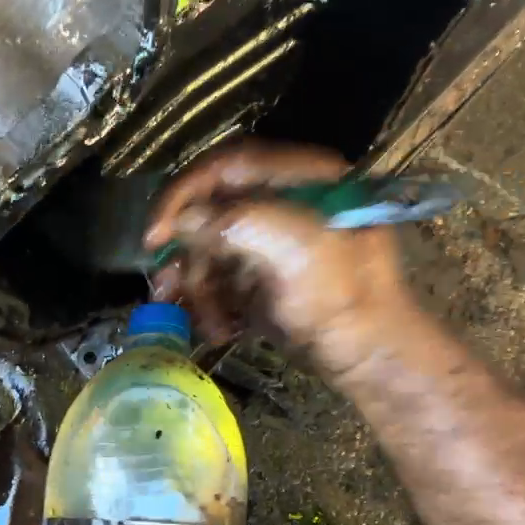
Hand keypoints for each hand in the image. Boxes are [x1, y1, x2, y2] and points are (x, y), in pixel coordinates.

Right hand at [145, 142, 422, 375]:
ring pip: (209, 251)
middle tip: (163, 285)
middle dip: (185, 252)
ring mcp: (272, 243)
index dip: (185, 194)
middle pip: (211, 211)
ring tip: (202, 321)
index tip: (155, 234)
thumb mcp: (299, 252)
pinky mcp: (262, 278)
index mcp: (303, 179)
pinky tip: (219, 329)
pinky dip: (210, 306)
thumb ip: (238, 224)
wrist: (369, 358)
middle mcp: (284, 203)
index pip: (228, 166)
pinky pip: (219, 282)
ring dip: (196, 288)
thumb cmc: (344, 300)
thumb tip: (183, 222)